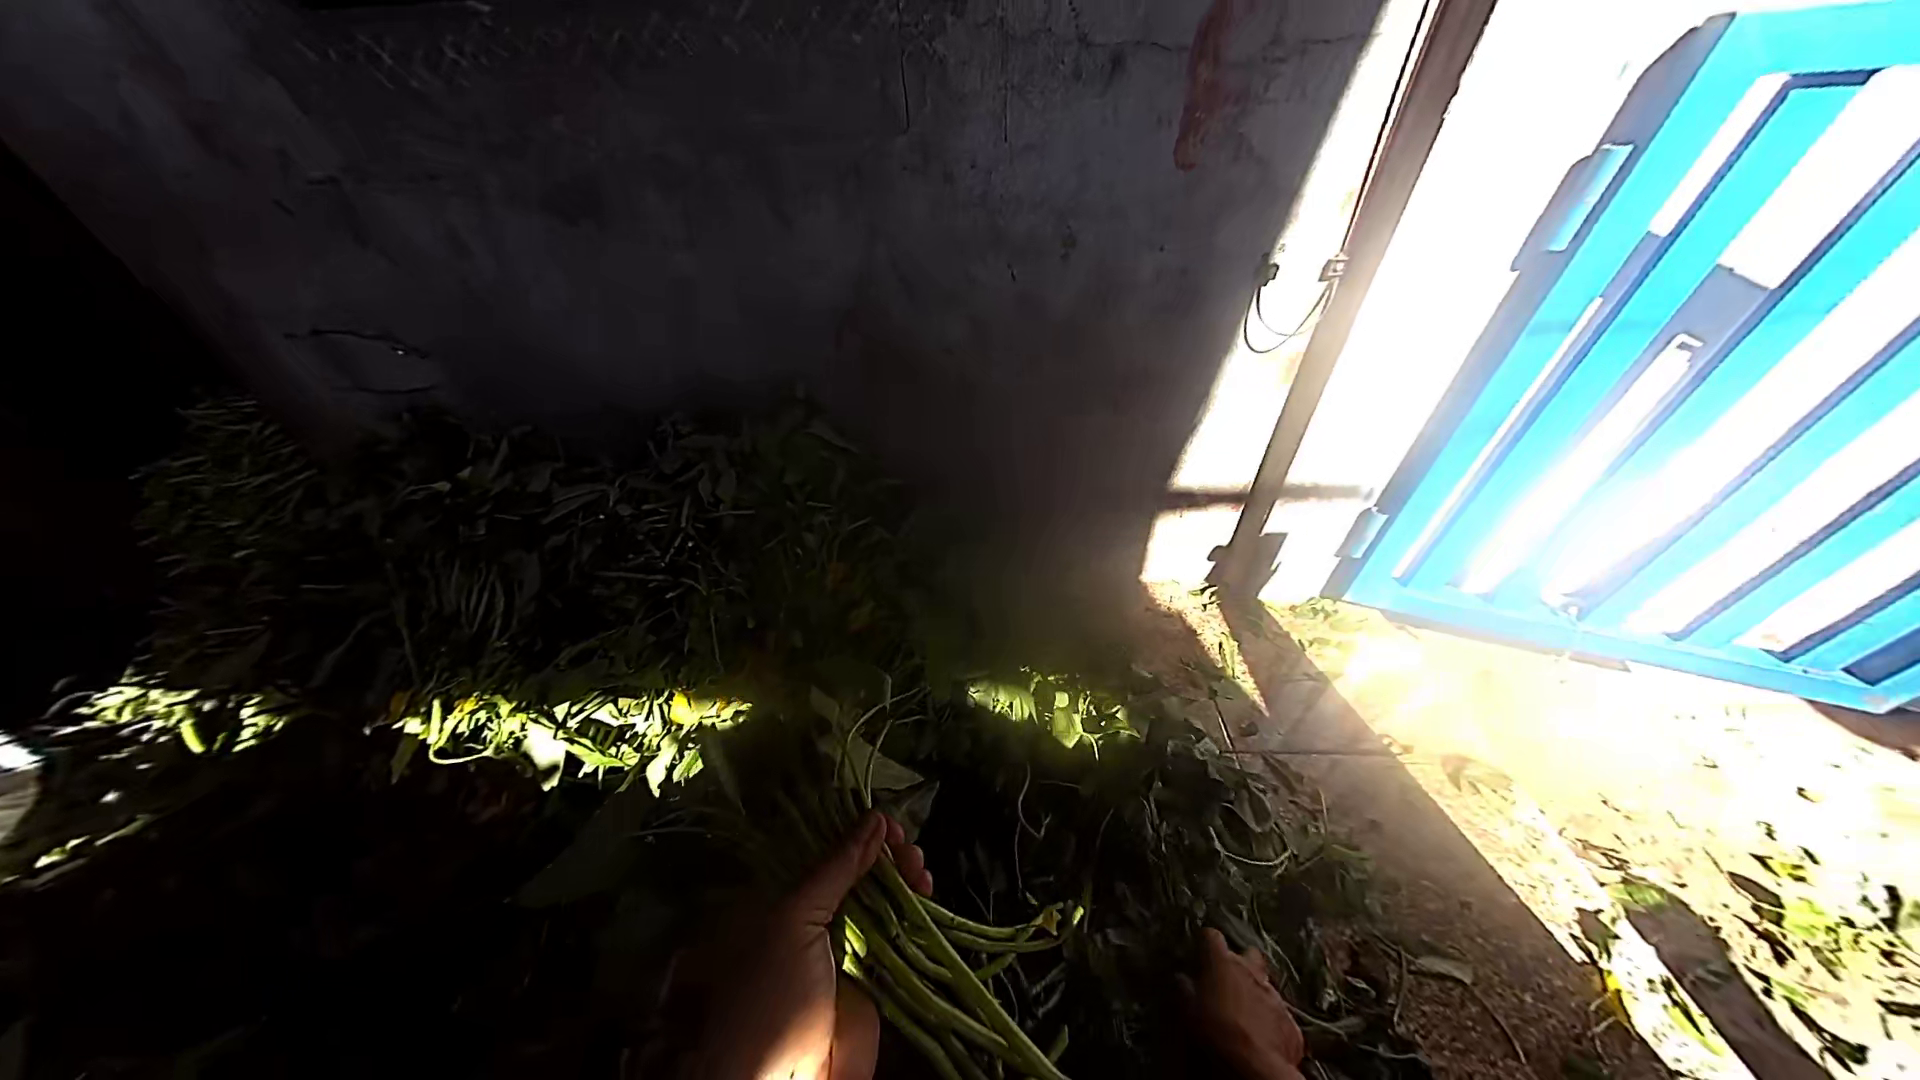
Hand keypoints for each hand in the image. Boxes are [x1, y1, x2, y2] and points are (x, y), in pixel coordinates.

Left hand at [683, 811, 932, 1079]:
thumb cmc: (773, 994)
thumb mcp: (795, 920)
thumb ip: (837, 870)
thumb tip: (873, 820)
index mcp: (788, 895)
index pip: (827, 848)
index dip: (857, 831)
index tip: (886, 823)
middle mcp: (816, 913)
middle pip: (859, 869)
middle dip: (886, 852)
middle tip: (906, 847)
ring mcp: (846, 942)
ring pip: (882, 895)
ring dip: (904, 875)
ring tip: (919, 870)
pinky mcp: (873, 971)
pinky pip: (897, 930)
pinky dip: (915, 909)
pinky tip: (926, 893)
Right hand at [1180, 928, 1306, 1079]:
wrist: (1257, 1067)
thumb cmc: (1217, 1031)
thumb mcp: (1189, 1010)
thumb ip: (1185, 988)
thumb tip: (1182, 979)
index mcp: (1223, 962)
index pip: (1212, 936)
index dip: (1206, 942)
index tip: (1201, 950)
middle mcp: (1250, 972)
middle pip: (1248, 953)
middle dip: (1241, 961)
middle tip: (1230, 977)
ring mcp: (1275, 996)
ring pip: (1266, 985)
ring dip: (1256, 992)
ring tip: (1246, 1011)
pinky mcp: (1291, 1023)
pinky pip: (1280, 1014)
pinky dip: (1271, 1020)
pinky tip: (1264, 1034)